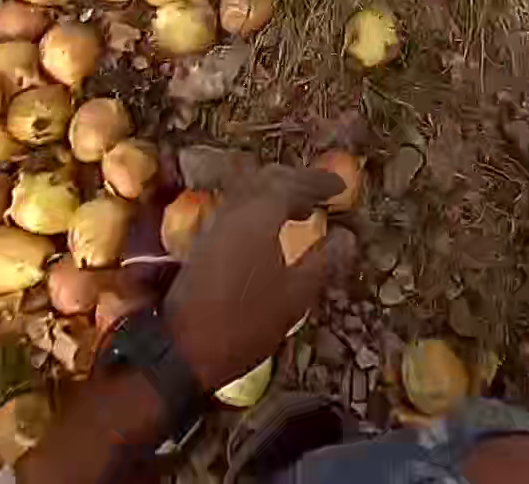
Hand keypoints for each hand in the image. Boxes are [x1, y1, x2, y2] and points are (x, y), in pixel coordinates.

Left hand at [162, 166, 347, 390]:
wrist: (181, 350)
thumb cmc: (245, 322)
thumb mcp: (295, 296)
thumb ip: (322, 260)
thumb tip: (347, 236)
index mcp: (260, 214)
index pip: (294, 183)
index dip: (320, 181)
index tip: (341, 185)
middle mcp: (236, 208)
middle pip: (269, 177)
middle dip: (298, 180)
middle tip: (322, 193)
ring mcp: (217, 222)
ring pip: (252, 189)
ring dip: (278, 191)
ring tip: (302, 210)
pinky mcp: (206, 239)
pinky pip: (240, 205)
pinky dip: (261, 205)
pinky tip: (271, 229)